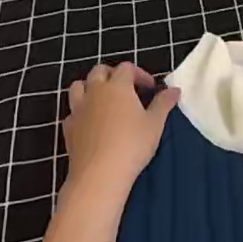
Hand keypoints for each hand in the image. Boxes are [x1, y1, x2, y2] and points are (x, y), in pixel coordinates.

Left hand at [61, 62, 180, 197]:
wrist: (99, 174)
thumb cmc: (132, 145)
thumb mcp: (155, 124)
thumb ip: (163, 103)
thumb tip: (174, 90)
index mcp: (117, 86)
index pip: (126, 68)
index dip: (140, 74)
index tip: (151, 89)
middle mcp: (94, 92)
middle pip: (99, 71)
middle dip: (113, 75)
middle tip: (127, 90)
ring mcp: (78, 109)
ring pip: (79, 86)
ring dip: (91, 87)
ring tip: (104, 101)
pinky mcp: (68, 127)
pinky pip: (73, 111)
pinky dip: (82, 111)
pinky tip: (91, 123)